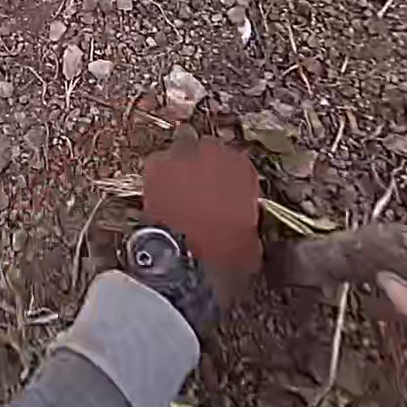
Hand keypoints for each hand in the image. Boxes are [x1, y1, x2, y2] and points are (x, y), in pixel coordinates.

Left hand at [140, 136, 262, 306]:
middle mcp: (211, 154)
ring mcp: (180, 155)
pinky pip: (159, 160)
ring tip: (182, 181)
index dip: (233, 177)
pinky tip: (163, 189)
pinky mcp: (154, 164)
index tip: (230, 189)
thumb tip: (241, 215)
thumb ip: (248, 217)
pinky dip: (161, 171)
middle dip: (207, 160)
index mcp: (242, 170)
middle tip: (204, 182)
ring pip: (183, 143)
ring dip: (184, 159)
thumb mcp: (252, 242)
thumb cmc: (223, 259)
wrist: (183, 263)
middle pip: (210, 146)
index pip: (240, 162)